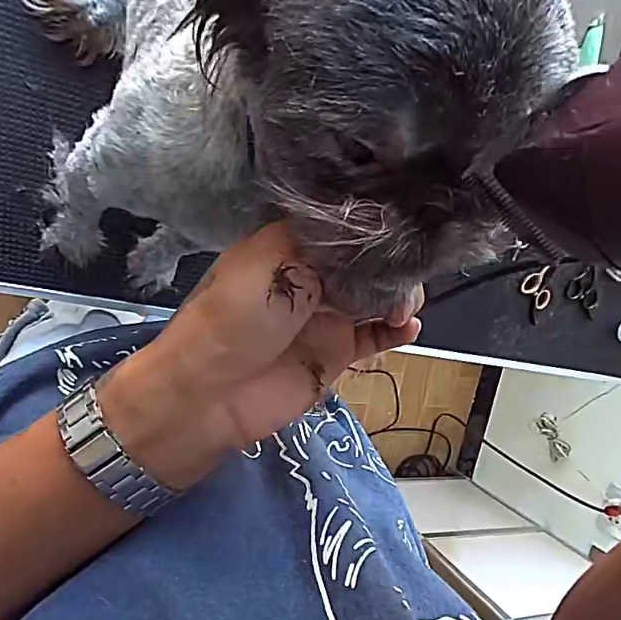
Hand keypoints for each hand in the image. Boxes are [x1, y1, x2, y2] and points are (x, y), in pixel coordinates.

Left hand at [99, 222, 421, 488]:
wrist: (212, 391)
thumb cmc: (235, 316)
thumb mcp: (274, 259)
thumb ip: (326, 247)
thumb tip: (371, 244)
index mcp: (291, 246)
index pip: (345, 228)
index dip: (375, 228)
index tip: (402, 230)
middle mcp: (312, 276)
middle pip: (368, 262)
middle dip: (392, 264)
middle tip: (402, 276)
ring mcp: (326, 316)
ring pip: (379, 297)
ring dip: (400, 296)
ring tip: (402, 305)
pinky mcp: (336, 353)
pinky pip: (377, 337)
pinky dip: (398, 329)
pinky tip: (407, 326)